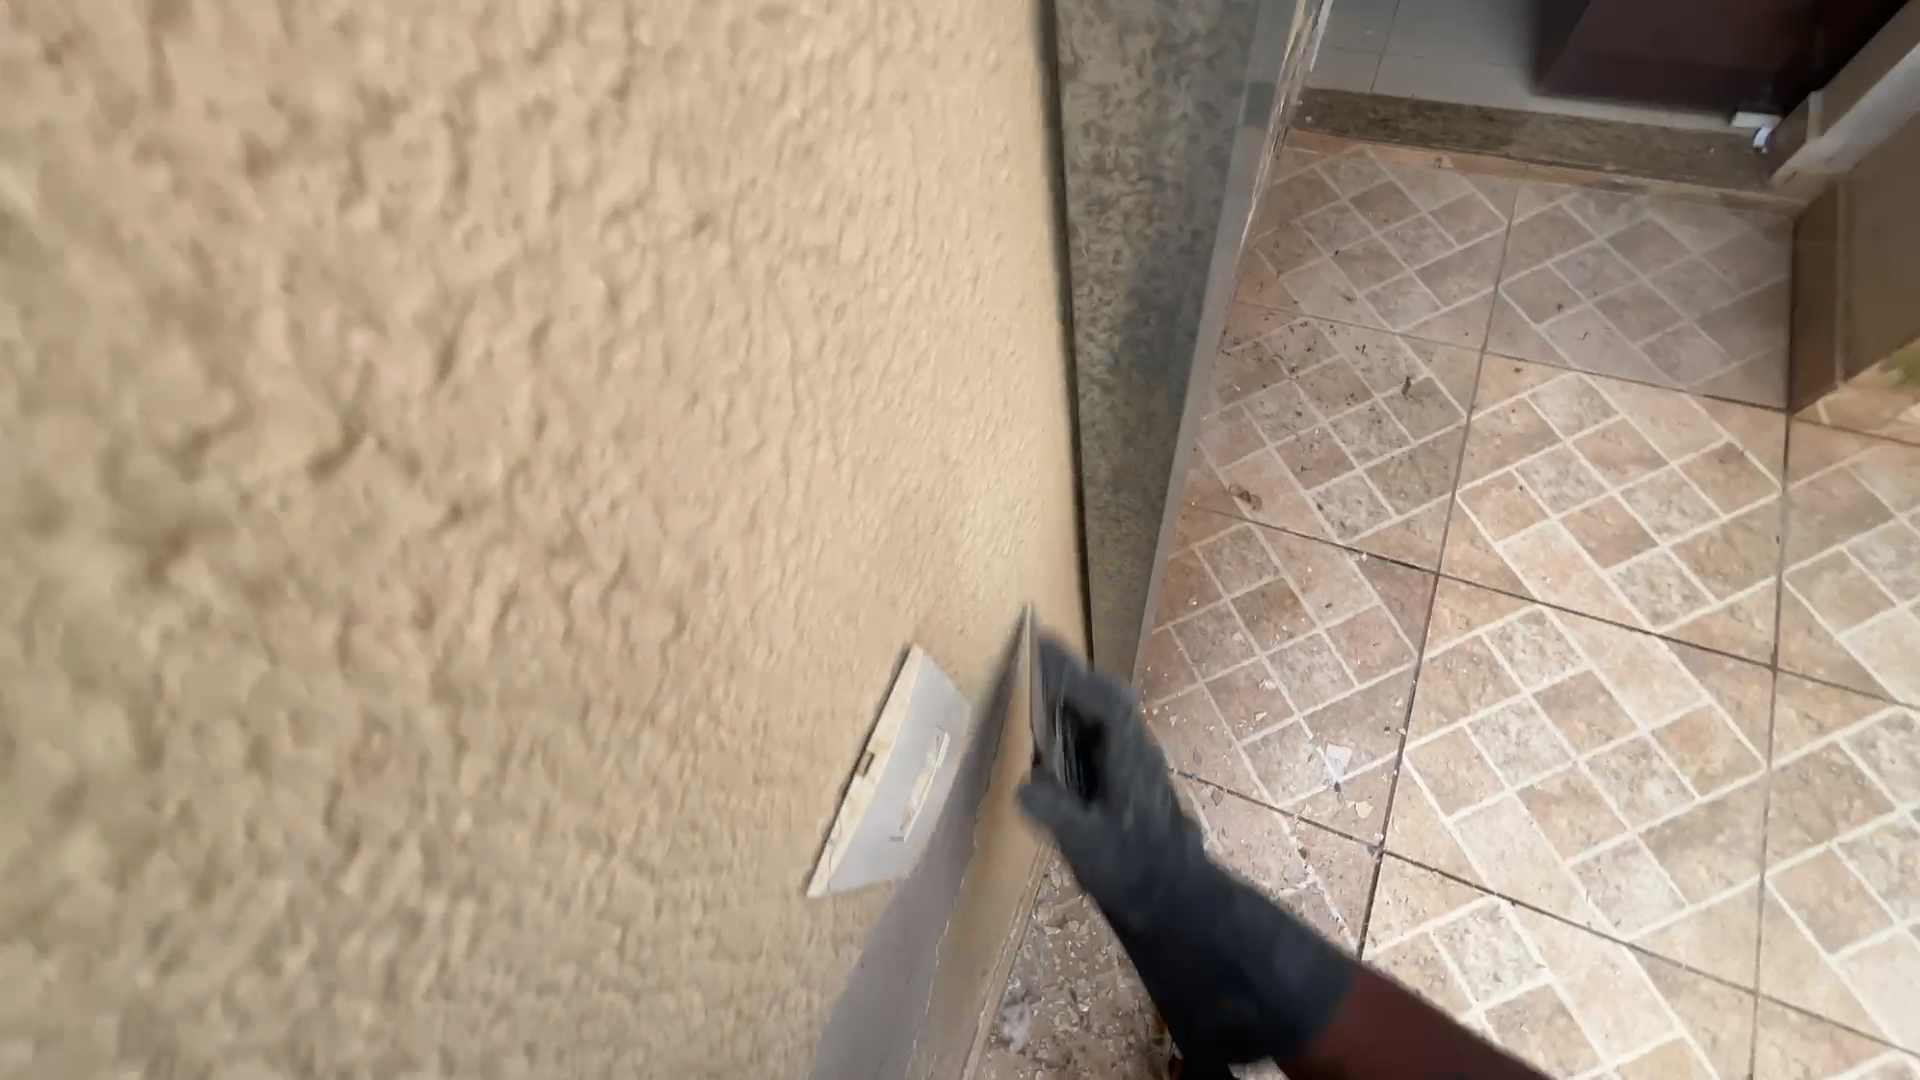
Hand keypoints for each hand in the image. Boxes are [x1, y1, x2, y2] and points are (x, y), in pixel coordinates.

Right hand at [1017, 639, 1351, 1070]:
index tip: (1045, 643)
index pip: (1101, 699)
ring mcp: (1136, 767)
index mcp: (1129, 756)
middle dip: (1075, 675)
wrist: (1179, 906)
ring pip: (1106, 718)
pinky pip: (1102, 738)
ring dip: (1078, 698)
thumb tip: (1026, 782)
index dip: (1072, 671)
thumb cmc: (1136, 872)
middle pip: (1106, 699)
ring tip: (1045, 686)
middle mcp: (1135, 752)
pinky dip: (1079, 725)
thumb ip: (1054, 810)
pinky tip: (1059, 739)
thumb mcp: (1087, 844)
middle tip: (1043, 655)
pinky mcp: (1131, 785)